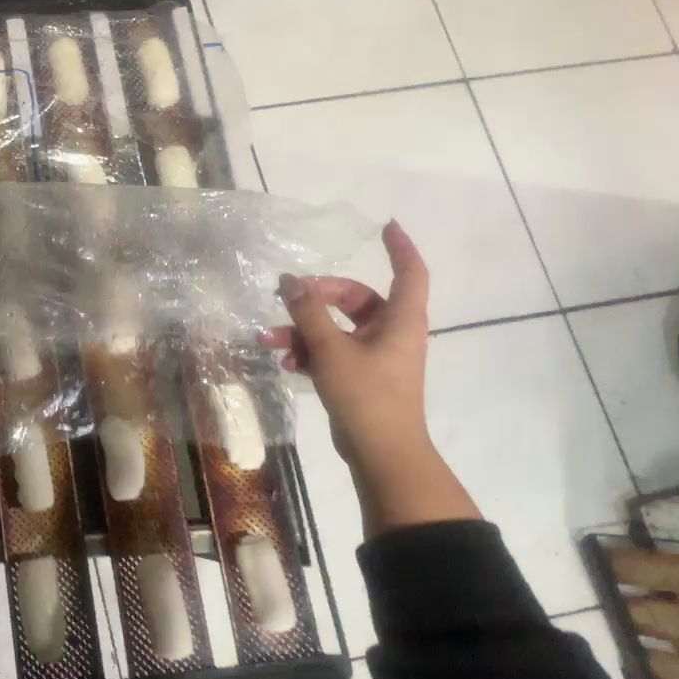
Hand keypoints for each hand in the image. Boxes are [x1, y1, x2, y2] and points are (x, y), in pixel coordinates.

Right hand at [259, 223, 477, 536]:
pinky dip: (309, 352)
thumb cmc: (365, 394)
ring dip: (302, 330)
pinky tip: (285, 362)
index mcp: (400, 319)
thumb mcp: (330, 348)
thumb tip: (290, 281)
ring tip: (269, 340)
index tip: (386, 226)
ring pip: (336, 327)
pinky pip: (332, 350)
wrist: (381, 452)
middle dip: (316, 297)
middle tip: (286, 297)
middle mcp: (392, 332)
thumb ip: (307, 312)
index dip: (399, 247)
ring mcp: (376, 355)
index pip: (408, 271)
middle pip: (356, 298)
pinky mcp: (360, 376)